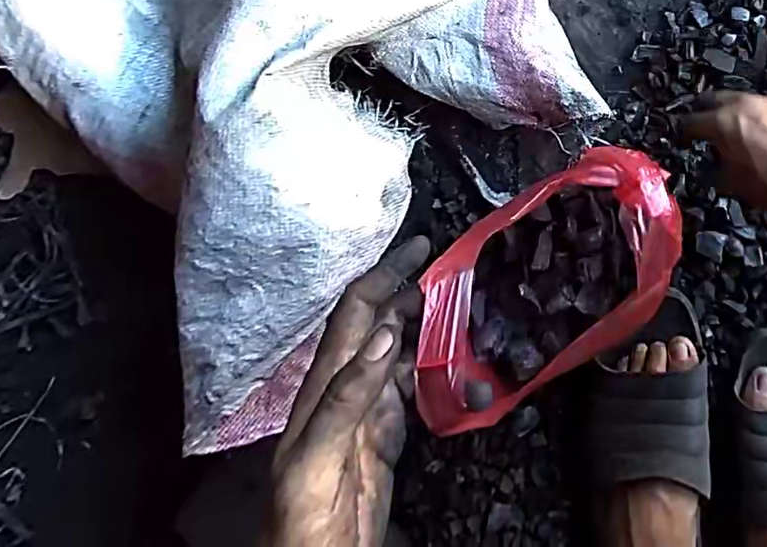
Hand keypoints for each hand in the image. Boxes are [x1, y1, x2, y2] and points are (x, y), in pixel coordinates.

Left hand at [264, 236, 430, 546]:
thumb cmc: (302, 523)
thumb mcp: (316, 461)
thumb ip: (347, 398)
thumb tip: (388, 332)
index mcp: (326, 383)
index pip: (357, 311)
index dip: (385, 273)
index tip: (421, 246)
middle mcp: (350, 383)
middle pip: (383, 320)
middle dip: (415, 288)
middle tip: (457, 271)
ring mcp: (371, 406)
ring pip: (403, 346)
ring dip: (430, 320)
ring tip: (464, 303)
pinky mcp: (388, 429)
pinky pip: (416, 381)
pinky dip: (438, 360)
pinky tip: (458, 355)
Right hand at [680, 93, 766, 222]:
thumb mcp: (735, 185)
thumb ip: (715, 170)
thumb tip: (708, 166)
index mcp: (722, 123)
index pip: (690, 122)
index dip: (682, 132)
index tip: (681, 139)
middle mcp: (738, 104)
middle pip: (709, 100)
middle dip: (700, 112)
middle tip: (698, 127)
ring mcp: (761, 101)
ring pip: (732, 98)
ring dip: (723, 110)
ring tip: (724, 126)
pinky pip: (753, 103)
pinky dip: (745, 112)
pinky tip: (750, 128)